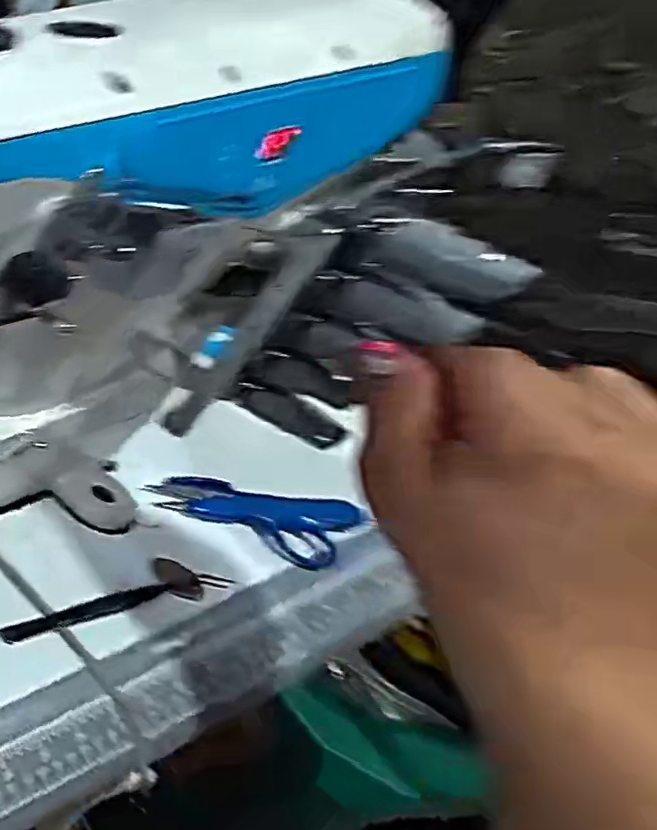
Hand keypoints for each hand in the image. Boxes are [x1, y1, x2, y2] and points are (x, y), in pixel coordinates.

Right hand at [360, 345, 656, 668]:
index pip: (470, 355)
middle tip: (460, 445)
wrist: (582, 663)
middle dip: (496, 396)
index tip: (404, 394)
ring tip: (521, 471)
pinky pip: (642, 434)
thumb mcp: (398, 482)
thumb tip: (386, 357)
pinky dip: (606, 445)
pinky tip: (574, 487)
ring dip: (556, 417)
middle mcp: (630, 433)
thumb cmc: (480, 579)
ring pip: (602, 399)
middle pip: (543, 372)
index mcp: (540, 426)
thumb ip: (392, 407)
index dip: (427, 373)